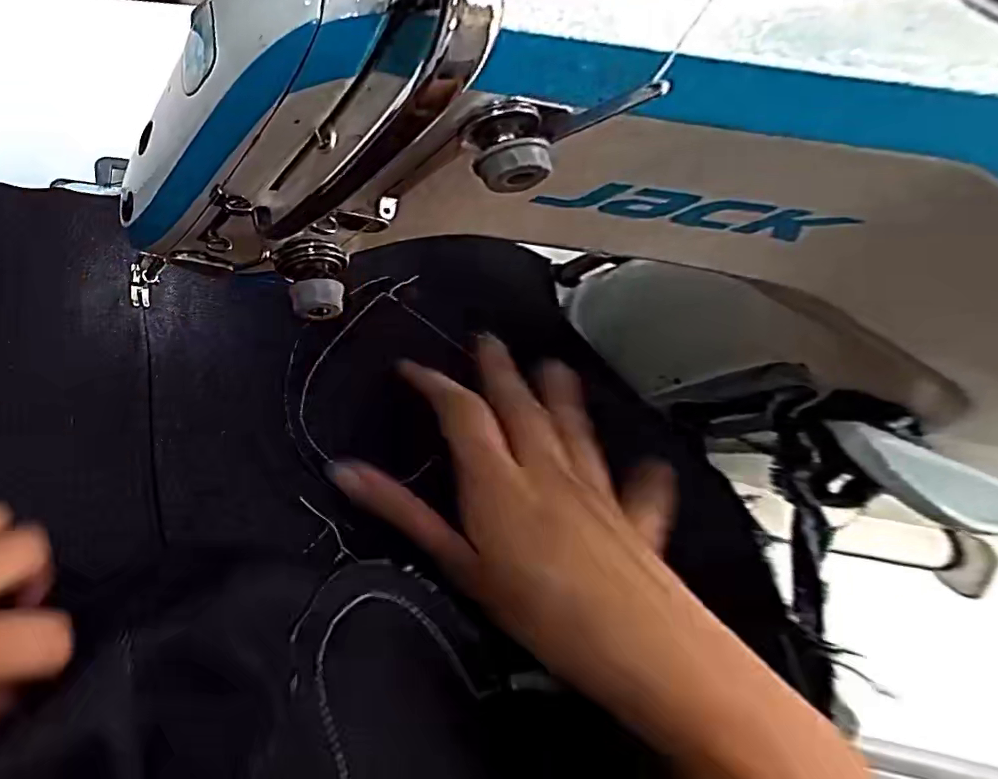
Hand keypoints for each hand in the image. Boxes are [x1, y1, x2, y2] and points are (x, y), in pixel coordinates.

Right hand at [332, 338, 865, 778]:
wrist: (652, 657)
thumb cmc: (544, 612)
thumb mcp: (458, 562)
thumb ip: (402, 512)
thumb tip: (345, 472)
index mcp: (498, 479)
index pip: (461, 411)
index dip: (434, 383)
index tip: (412, 368)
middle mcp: (547, 473)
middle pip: (519, 407)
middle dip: (499, 370)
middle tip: (489, 339)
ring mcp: (595, 494)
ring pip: (572, 431)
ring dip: (560, 396)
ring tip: (556, 366)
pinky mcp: (635, 524)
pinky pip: (636, 491)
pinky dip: (641, 475)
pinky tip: (652, 463)